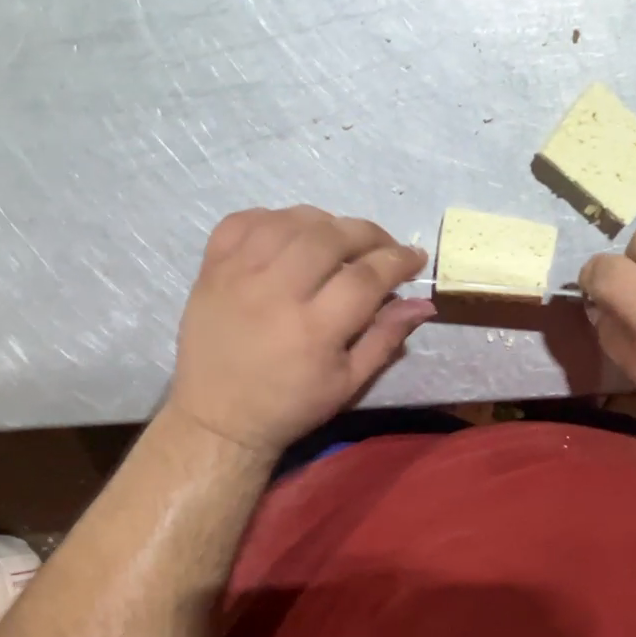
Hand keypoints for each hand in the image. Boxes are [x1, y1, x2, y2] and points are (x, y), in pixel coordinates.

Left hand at [166, 206, 432, 454]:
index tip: (415, 258)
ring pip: (291, 220)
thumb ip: (385, 338)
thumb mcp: (348, 384)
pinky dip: (274, 218)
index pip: (366, 276)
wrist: (219, 418)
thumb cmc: (290, 406)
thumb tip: (423, 302)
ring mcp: (239, 274)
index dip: (398, 260)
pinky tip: (290, 236)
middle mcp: (276, 293)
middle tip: (382, 247)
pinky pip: (245, 220)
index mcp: (314, 330)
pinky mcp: (212, 267)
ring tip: (338, 240)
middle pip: (331, 236)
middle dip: (367, 234)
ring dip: (324, 222)